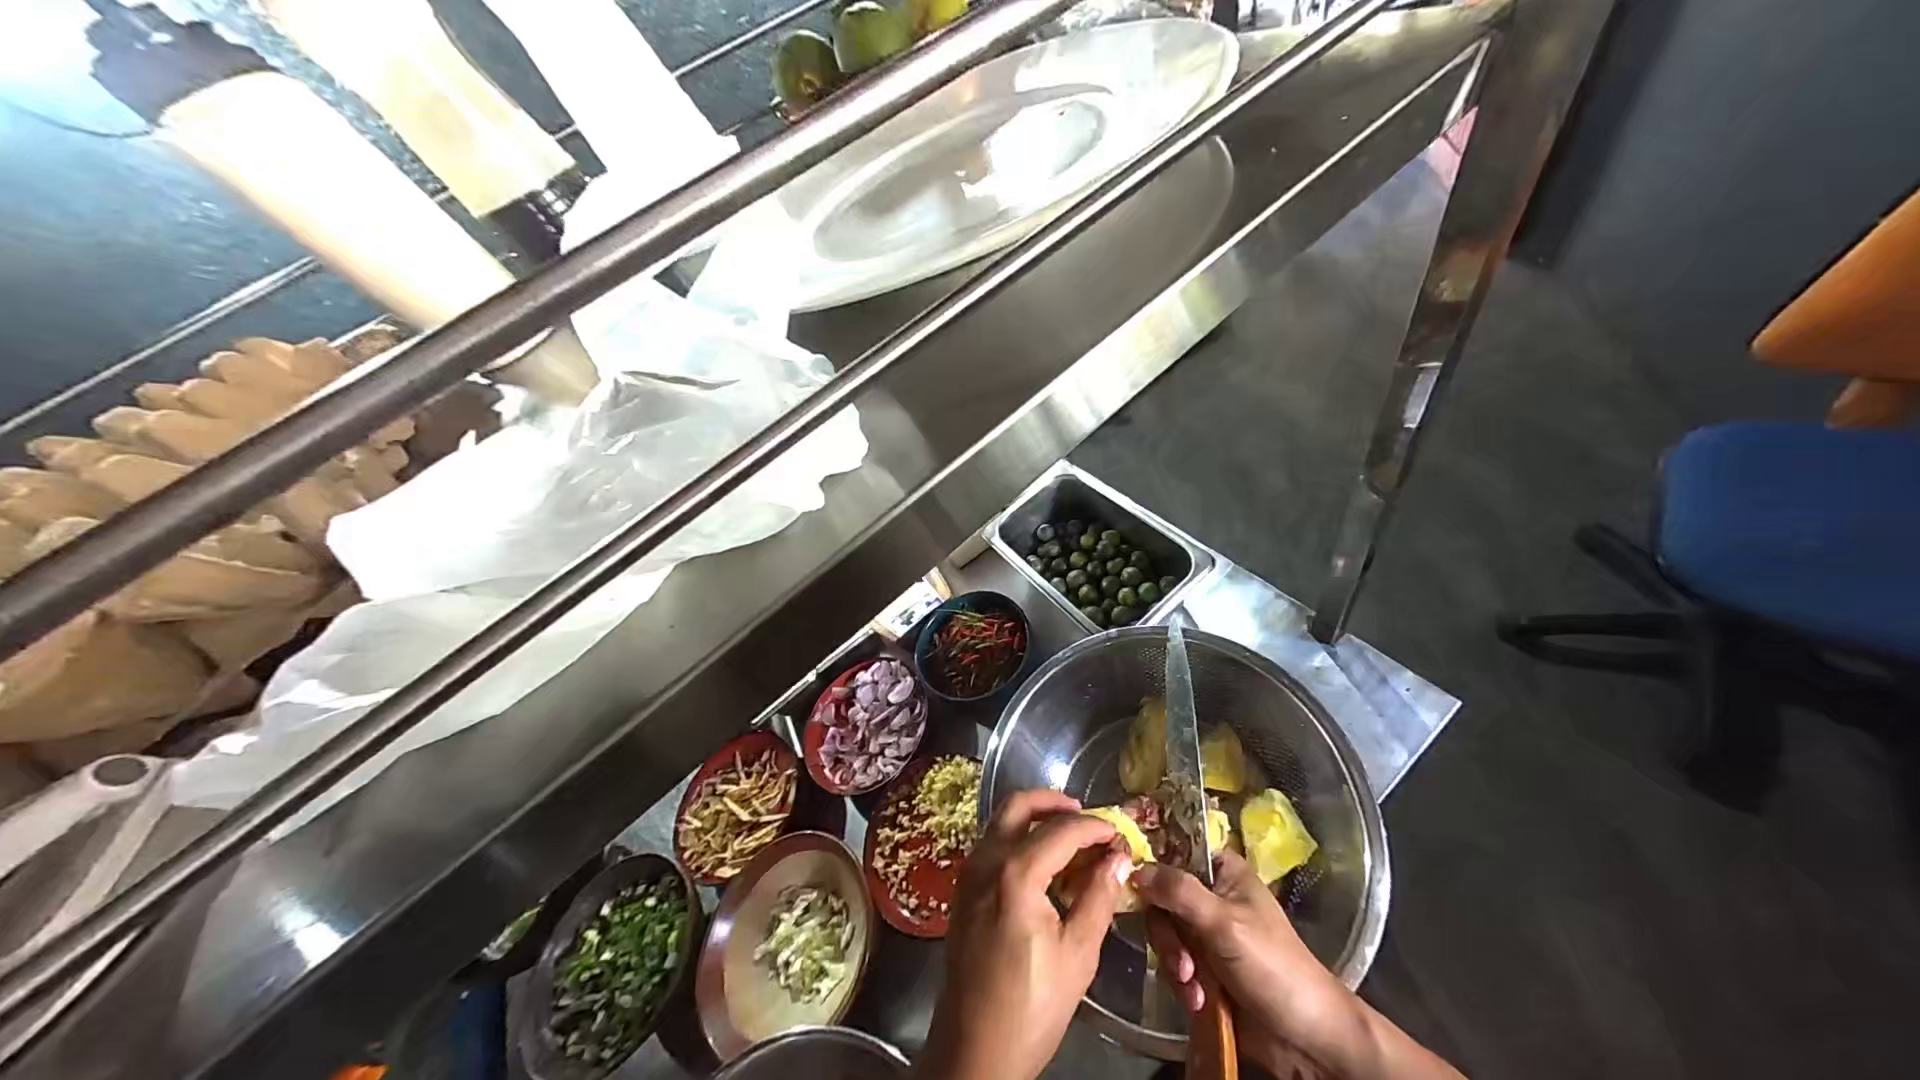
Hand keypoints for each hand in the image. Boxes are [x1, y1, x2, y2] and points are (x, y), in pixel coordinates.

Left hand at [918, 790, 1129, 1079]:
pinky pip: (991, 845)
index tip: (1119, 833)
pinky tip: (1043, 863)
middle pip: (1018, 806)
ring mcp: (968, 874)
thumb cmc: (1032, 1007)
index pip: (1061, 829)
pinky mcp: (963, 890)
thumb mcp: (1078, 954)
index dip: (1094, 826)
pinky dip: (1017, 838)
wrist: (973, 1049)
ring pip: (1000, 822)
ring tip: (1070, 838)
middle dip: (1054, 802)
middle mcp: (985, 861)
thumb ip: (1099, 897)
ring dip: (1034, 818)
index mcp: (1015, 874)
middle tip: (1086, 816)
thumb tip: (1119, 857)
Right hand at [1137, 851, 1413, 1079]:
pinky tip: (1199, 1001)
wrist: (1308, 1039)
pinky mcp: (1201, 965)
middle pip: (1159, 894)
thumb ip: (1178, 891)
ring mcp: (1204, 930)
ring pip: (1162, 930)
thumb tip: (1135, 868)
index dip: (1148, 854)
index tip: (1123, 868)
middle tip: (1183, 959)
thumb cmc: (1274, 966)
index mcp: (1221, 870)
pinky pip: (1171, 960)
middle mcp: (1209, 894)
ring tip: (1195, 987)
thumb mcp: (1224, 923)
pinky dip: (1181, 981)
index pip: (1174, 845)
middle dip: (1167, 933)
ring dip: (1174, 961)